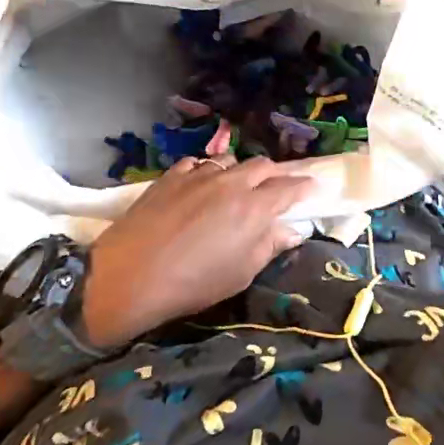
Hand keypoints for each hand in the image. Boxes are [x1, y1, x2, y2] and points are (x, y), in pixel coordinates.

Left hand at [78, 157, 315, 348]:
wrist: (129, 276)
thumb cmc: (192, 283)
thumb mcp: (240, 273)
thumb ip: (269, 246)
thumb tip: (291, 230)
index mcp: (254, 208)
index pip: (288, 188)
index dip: (304, 186)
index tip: (313, 187)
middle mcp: (230, 183)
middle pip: (262, 166)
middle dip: (275, 174)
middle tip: (278, 188)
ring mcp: (198, 174)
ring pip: (229, 161)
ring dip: (240, 171)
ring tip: (238, 185)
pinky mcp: (170, 176)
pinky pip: (198, 163)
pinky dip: (208, 170)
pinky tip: (202, 184)